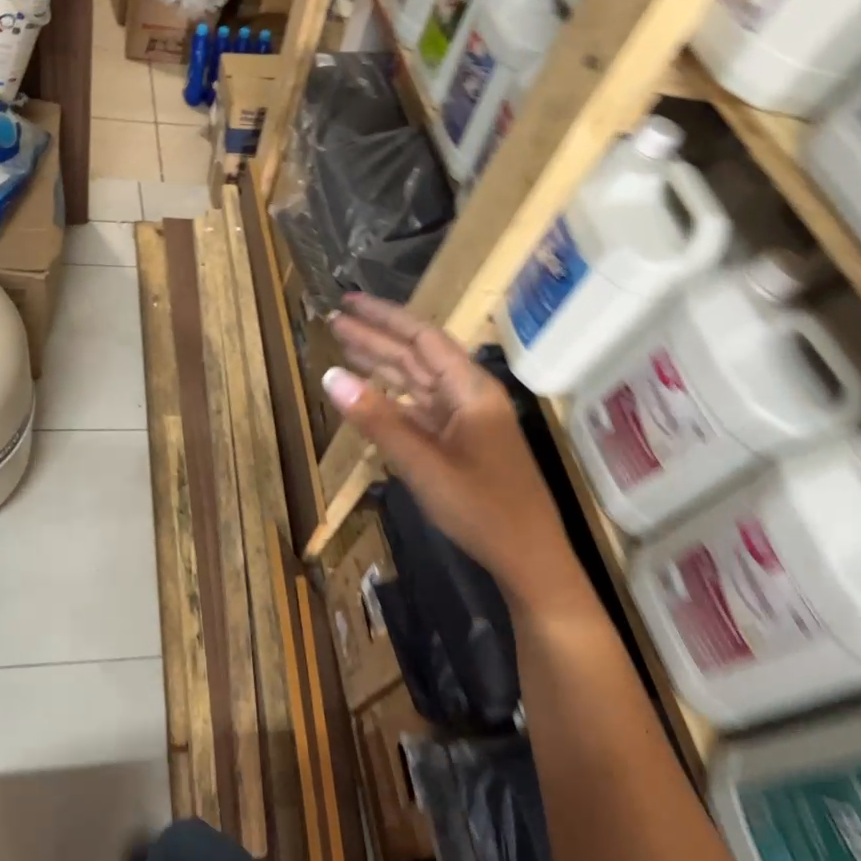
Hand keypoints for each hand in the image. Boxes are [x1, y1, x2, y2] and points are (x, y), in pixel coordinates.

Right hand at [322, 293, 565, 581]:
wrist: (530, 558)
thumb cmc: (483, 510)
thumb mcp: (423, 465)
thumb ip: (378, 419)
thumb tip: (330, 376)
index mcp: (471, 390)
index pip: (422, 338)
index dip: (384, 317)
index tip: (348, 302)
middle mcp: (469, 397)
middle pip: (417, 357)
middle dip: (375, 338)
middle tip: (332, 321)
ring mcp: (466, 421)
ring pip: (418, 383)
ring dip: (382, 365)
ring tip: (344, 346)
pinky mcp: (461, 444)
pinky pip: (421, 410)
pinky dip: (393, 399)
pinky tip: (371, 394)